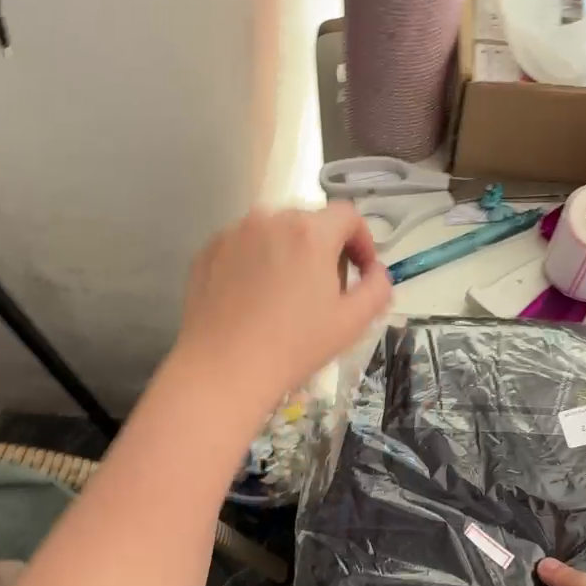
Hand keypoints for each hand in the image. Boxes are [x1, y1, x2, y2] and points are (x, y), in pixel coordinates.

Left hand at [174, 204, 391, 406]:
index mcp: (310, 231)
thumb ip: (377, 288)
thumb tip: (376, 272)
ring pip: (274, 233)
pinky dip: (257, 263)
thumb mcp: (352, 322)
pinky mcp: (207, 251)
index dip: (363, 241)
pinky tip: (254, 300)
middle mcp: (270, 219)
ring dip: (290, 254)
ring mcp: (234, 233)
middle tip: (326, 290)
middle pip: (310, 222)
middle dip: (325, 249)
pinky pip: (244, 246)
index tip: (362, 271)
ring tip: (287, 296)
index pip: (348, 215)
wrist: (222, 369)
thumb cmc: (294, 346)